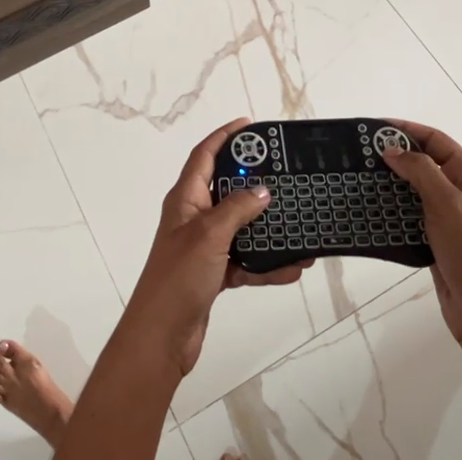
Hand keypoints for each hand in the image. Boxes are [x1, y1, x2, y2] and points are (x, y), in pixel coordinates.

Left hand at [128, 118, 313, 374]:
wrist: (162, 336)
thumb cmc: (178, 277)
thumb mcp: (209, 235)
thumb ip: (236, 209)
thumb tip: (262, 190)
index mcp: (185, 199)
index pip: (204, 155)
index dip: (225, 136)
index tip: (250, 125)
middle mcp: (194, 217)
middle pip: (227, 189)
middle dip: (255, 182)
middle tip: (285, 173)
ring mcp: (204, 246)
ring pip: (242, 227)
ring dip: (268, 228)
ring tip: (298, 224)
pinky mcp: (214, 273)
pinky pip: (247, 260)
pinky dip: (267, 264)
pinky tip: (292, 268)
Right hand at [380, 121, 461, 352]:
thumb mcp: (448, 203)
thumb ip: (420, 171)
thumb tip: (391, 149)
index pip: (437, 141)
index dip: (407, 130)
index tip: (373, 128)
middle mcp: (461, 193)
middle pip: (425, 163)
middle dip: (394, 156)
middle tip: (359, 153)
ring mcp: (449, 219)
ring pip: (414, 191)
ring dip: (390, 184)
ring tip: (358, 178)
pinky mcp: (436, 241)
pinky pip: (409, 216)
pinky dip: (391, 210)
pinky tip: (370, 209)